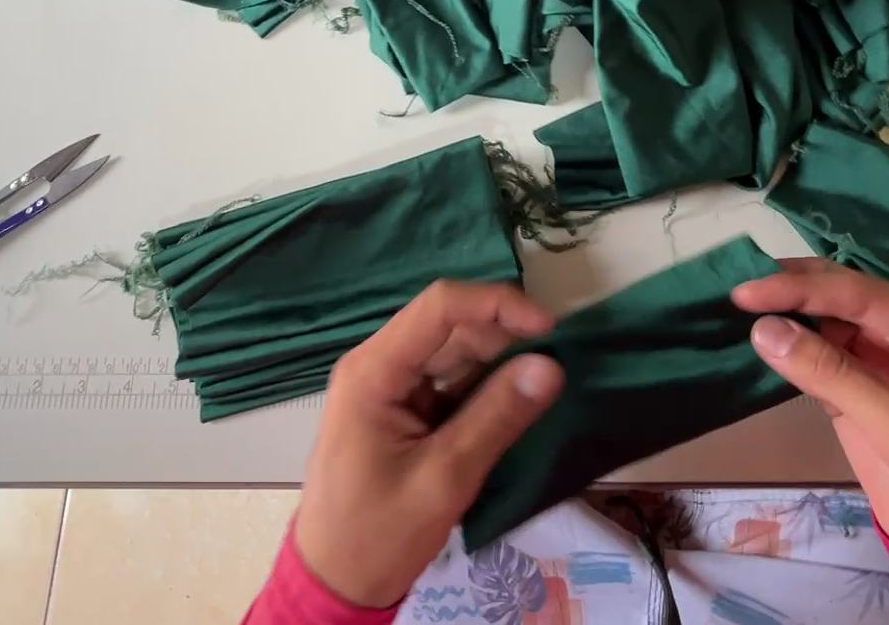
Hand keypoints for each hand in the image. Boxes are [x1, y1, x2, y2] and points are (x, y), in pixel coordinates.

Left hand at [296, 280, 564, 607]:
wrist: (334, 585)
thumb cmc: (377, 533)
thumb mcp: (443, 478)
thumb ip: (496, 418)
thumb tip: (550, 367)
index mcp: (375, 368)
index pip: (440, 307)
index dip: (496, 304)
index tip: (548, 327)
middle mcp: (380, 363)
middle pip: (450, 326)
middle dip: (504, 336)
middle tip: (553, 364)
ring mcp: (391, 385)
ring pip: (454, 352)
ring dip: (498, 362)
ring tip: (540, 383)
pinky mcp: (404, 407)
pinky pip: (450, 381)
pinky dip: (484, 387)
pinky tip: (514, 402)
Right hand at [732, 259, 888, 581]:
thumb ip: (833, 375)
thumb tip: (763, 329)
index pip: (860, 293)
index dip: (799, 289)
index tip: (743, 292)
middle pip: (842, 290)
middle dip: (788, 286)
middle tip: (733, 288)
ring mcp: (888, 350)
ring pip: (826, 311)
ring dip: (784, 307)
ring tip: (735, 302)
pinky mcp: (863, 373)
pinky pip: (820, 343)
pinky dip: (788, 336)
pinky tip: (757, 330)